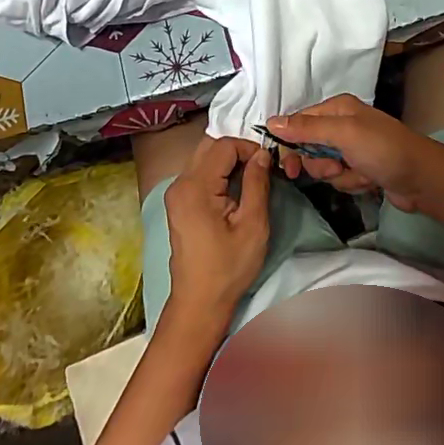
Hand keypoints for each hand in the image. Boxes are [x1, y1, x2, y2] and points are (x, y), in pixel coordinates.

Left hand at [162, 137, 271, 320]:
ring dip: (228, 159)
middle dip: (237, 149)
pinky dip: (218, 171)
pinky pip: (198, 173)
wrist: (200, 299)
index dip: (248, 147)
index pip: (223, 145)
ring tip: (252, 176)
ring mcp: (175, 192)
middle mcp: (179, 183)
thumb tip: (262, 154)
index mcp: (195, 187)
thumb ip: (257, 184)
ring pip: (203, 157)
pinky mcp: (178, 201)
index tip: (269, 163)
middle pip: (209, 146)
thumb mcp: (253, 225)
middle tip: (262, 166)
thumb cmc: (228, 267)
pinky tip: (235, 186)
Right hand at [266, 95, 434, 210]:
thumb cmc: (383, 150)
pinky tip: (369, 181)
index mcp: (336, 109)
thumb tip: (270, 123)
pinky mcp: (360, 168)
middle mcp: (342, 125)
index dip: (290, 145)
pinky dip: (351, 183)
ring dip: (338, 176)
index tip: (289, 167)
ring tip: (360, 174)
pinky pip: (340, 178)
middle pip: (308, 147)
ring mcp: (352, 148)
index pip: (297, 123)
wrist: (424, 180)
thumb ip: (306, 128)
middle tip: (335, 169)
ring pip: (323, 166)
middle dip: (320, 164)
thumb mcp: (343, 134)